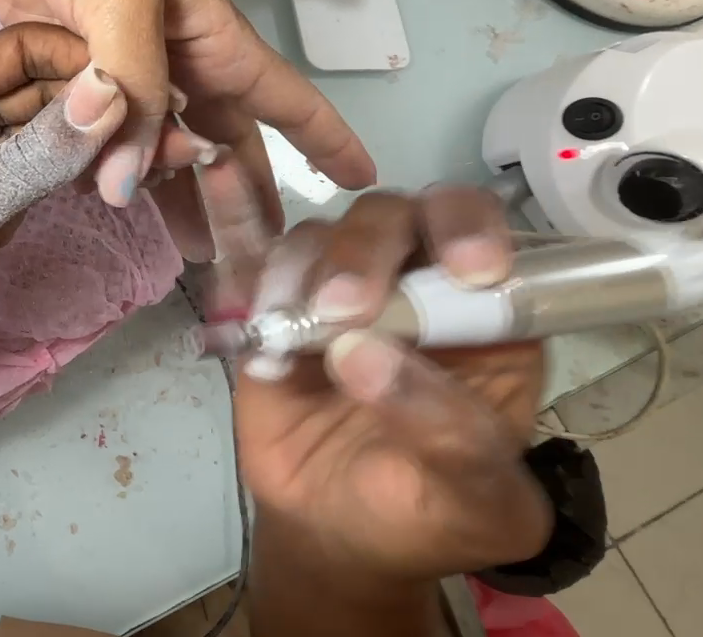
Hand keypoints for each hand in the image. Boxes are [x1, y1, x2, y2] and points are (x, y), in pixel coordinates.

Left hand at [0, 0, 376, 250]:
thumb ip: (133, 86)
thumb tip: (132, 186)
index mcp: (208, 41)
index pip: (283, 99)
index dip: (326, 142)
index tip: (364, 190)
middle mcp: (174, 66)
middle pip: (223, 143)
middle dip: (242, 197)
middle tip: (255, 262)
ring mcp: (123, 76)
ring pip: (160, 148)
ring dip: (175, 195)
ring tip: (194, 253)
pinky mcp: (75, 82)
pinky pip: (100, 137)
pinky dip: (106, 169)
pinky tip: (104, 202)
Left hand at [0, 23, 206, 402]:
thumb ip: (27, 159)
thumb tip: (106, 93)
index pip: (15, 52)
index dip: (78, 57)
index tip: (146, 79)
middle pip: (39, 88)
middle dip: (100, 101)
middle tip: (180, 123)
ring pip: (48, 131)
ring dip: (101, 138)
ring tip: (174, 151)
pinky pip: (46, 171)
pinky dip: (84, 171)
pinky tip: (129, 175)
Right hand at [204, 163, 549, 585]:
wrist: (329, 527)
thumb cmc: (423, 514)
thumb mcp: (475, 498)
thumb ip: (444, 428)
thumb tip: (358, 354)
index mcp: (482, 318)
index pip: (484, 240)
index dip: (470, 232)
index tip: (463, 270)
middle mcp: (406, 284)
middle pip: (390, 219)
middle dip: (363, 254)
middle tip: (339, 312)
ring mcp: (329, 285)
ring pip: (314, 235)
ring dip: (297, 270)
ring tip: (282, 331)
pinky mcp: (264, 298)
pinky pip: (245, 247)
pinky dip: (229, 211)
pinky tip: (217, 175)